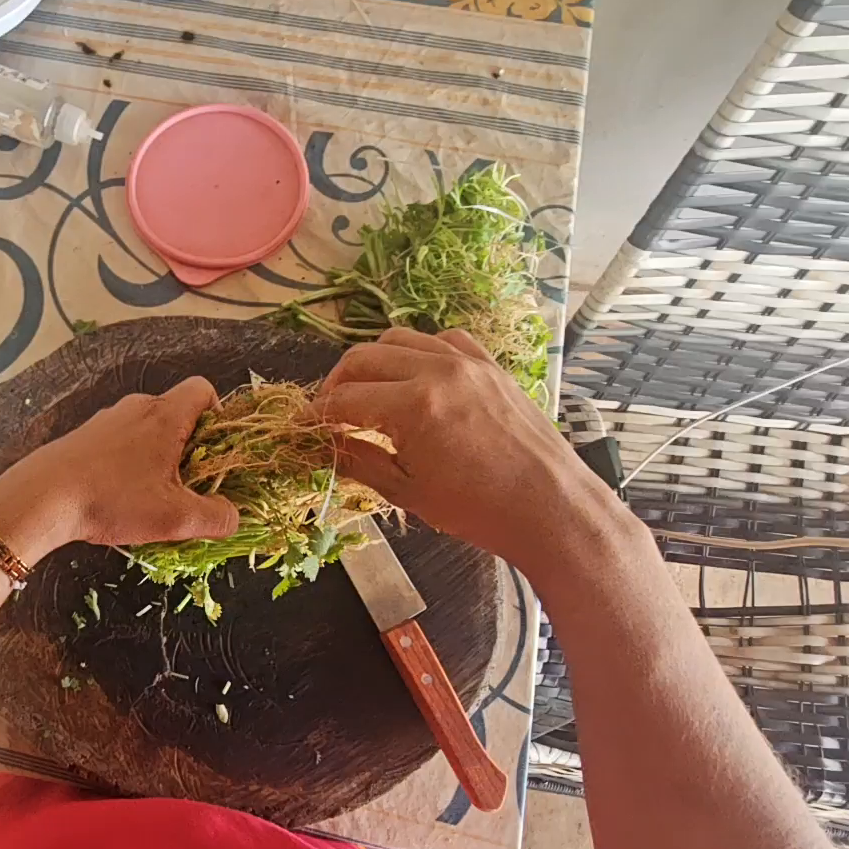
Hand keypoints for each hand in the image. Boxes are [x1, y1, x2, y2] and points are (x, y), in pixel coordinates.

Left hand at [0, 377, 239, 562]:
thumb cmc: (113, 499)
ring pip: (145, 430)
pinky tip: (117, 497)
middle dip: (189, 447)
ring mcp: (105, 420)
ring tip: (150, 496)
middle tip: (187, 485)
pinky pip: (118, 443)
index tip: (217, 452)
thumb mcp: (174, 517)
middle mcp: (136, 407)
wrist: (42, 498)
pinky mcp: (82, 437)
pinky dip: (127, 464)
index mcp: (164, 415)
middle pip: (176, 413)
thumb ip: (215, 517)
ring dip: (156, 458)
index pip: (203, 389)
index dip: (219, 415)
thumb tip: (233, 517)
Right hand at [313, 327, 629, 569]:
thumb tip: (319, 447)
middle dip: (335, 384)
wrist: (549, 507)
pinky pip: (443, 340)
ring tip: (364, 392)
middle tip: (326, 413)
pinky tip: (412, 378)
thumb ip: (356, 460)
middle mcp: (437, 370)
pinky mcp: (490, 366)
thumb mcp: (404, 490)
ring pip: (399, 339)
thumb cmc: (475, 509)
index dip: (314, 415)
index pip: (343, 399)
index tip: (298, 428)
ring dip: (371, 363)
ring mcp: (468, 362)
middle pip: (363, 358)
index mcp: (413, 405)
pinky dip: (417, 352)